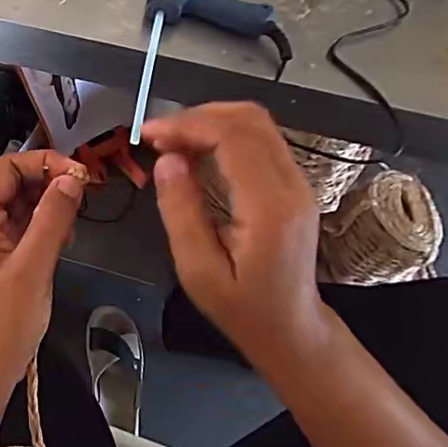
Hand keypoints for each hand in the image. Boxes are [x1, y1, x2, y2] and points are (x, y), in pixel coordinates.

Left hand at [0, 151, 85, 446]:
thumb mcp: (31, 269)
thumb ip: (53, 219)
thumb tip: (73, 178)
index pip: (8, 168)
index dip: (44, 162)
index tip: (80, 173)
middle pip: (16, 185)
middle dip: (51, 183)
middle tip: (86, 194)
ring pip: (24, 208)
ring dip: (51, 207)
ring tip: (77, 220)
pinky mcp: (2, 263)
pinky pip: (26, 232)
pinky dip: (47, 229)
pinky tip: (66, 240)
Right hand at [142, 103, 326, 368]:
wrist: (293, 329)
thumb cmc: (243, 309)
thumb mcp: (198, 271)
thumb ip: (181, 212)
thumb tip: (167, 160)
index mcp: (269, 207)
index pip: (232, 139)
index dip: (187, 126)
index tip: (149, 134)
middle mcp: (292, 185)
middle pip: (249, 119)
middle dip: (197, 117)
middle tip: (158, 137)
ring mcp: (298, 182)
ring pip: (257, 123)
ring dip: (210, 122)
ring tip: (172, 142)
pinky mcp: (293, 184)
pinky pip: (260, 140)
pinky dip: (224, 134)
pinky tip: (196, 151)